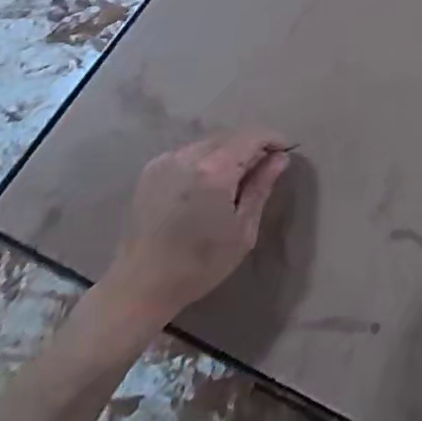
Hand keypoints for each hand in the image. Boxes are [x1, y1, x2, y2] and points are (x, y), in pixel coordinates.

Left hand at [99, 129, 290, 329]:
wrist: (139, 287)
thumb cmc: (199, 264)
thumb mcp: (242, 230)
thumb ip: (261, 187)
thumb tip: (280, 158)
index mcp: (215, 170)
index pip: (252, 135)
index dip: (271, 140)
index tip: (282, 153)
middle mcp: (189, 156)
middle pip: (230, 135)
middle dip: (249, 147)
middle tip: (259, 172)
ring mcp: (166, 160)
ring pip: (209, 142)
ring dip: (226, 152)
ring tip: (230, 181)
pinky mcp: (151, 169)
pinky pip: (188, 152)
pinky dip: (203, 160)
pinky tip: (203, 187)